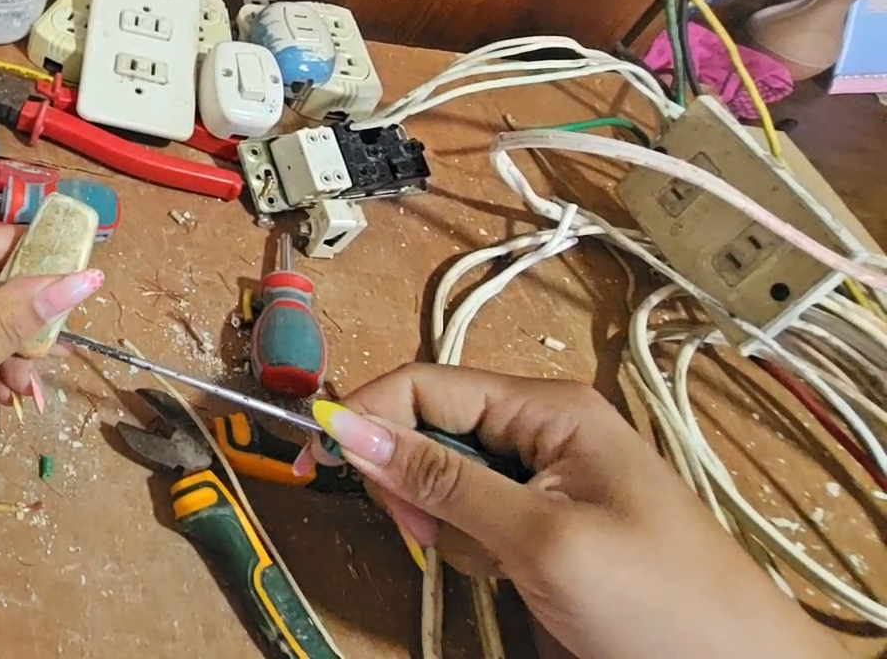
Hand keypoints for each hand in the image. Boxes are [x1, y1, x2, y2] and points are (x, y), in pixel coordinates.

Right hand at [306, 364, 839, 658]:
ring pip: (436, 468)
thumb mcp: (541, 539)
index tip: (327, 457)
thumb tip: (342, 425)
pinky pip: (461, 504)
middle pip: (424, 424)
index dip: (369, 414)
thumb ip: (438, 478)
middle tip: (420, 531)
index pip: (423, 385)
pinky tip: (487, 564)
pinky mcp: (533, 515)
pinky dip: (455, 534)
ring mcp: (537, 473)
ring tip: (472, 557)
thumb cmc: (669, 610)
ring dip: (434, 512)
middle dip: (409, 475)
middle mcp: (536, 427)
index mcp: (545, 408)